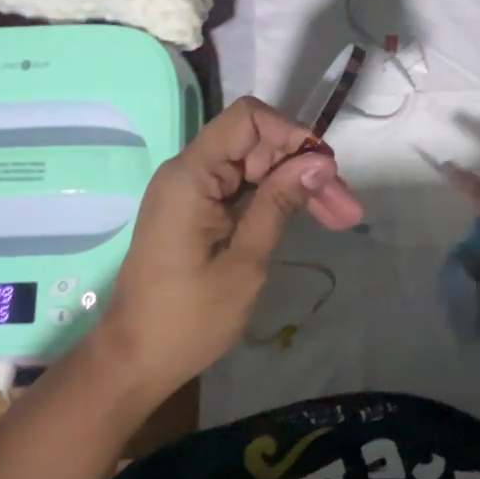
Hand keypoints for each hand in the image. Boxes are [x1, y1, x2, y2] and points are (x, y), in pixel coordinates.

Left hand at [99, 97, 362, 393]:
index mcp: (191, 175)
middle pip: (255, 142)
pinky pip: (240, 187)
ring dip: (294, 184)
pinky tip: (304, 218)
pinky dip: (272, 199)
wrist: (133, 360)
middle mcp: (187, 171)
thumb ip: (279, 205)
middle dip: (302, 166)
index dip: (290, 133)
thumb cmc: (187, 319)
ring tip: (339, 217)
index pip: (247, 118)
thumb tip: (318, 161)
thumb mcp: (244, 263)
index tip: (324, 170)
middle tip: (345, 210)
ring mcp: (190, 190)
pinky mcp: (195, 209)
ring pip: (253, 165)